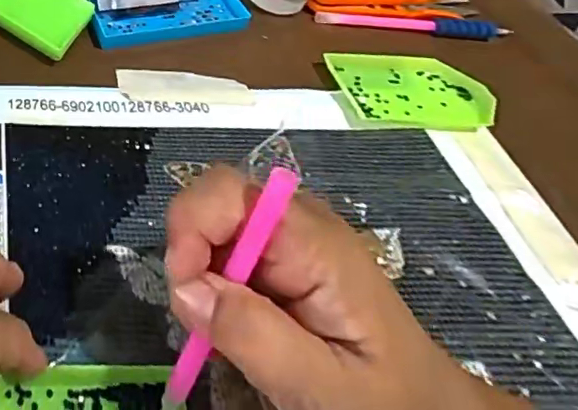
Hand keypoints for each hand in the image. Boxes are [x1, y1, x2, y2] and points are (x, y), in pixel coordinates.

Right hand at [166, 167, 527, 409]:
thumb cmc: (393, 403)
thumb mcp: (328, 389)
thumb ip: (258, 337)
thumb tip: (184, 288)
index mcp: (312, 239)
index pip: (227, 189)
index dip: (191, 226)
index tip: (186, 291)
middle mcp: (295, 220)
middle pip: (213, 201)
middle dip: (190, 253)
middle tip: (201, 320)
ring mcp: (286, 235)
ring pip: (212, 225)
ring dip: (199, 274)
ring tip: (221, 333)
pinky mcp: (280, 255)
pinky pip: (225, 249)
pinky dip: (213, 284)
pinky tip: (234, 325)